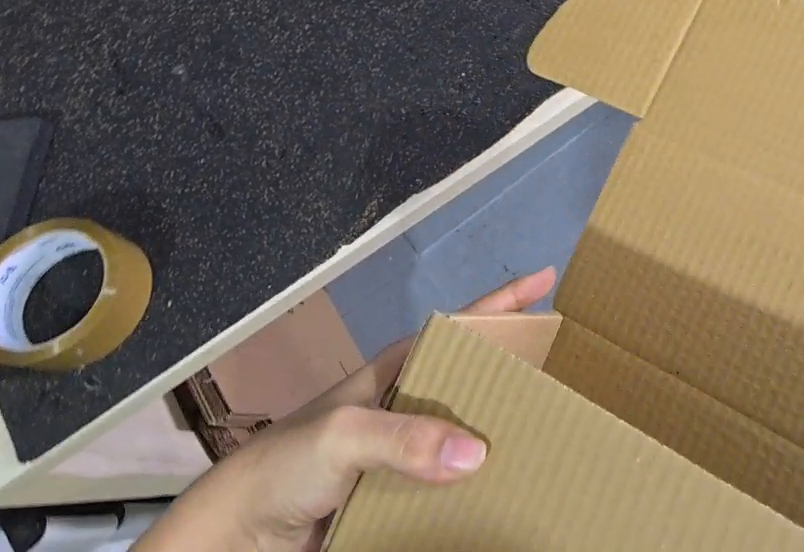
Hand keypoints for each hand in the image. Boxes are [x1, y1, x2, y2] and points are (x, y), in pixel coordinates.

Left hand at [135, 267, 557, 551]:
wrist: (239, 534)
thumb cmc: (286, 462)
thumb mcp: (343, 435)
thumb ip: (404, 438)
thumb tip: (478, 452)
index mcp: (397, 368)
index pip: (460, 324)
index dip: (504, 300)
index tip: (546, 277)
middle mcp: (408, 402)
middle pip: (475, 376)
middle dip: (516, 369)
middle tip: (564, 367)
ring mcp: (406, 449)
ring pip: (467, 431)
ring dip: (502, 431)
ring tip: (552, 429)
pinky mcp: (401, 492)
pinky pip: (452, 481)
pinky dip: (480, 482)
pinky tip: (509, 486)